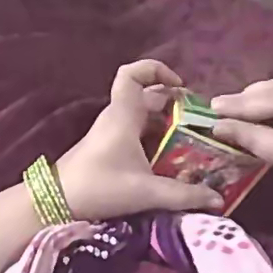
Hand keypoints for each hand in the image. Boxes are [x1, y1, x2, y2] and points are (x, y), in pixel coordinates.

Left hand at [55, 61, 224, 219]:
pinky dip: (154, 138)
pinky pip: (135, 132)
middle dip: (173, 104)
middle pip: (146, 96)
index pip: (133, 74)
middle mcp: (116, 118)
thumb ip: (183, 196)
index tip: (180, 88)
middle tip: (198, 121)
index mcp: (123, 116)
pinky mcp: (106, 148)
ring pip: (141, 116)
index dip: (157, 70)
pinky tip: (169, 158)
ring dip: (165, 123)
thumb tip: (218, 200)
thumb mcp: (145, 192)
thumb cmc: (98, 187)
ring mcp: (109, 132)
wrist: (55, 202)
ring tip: (190, 140)